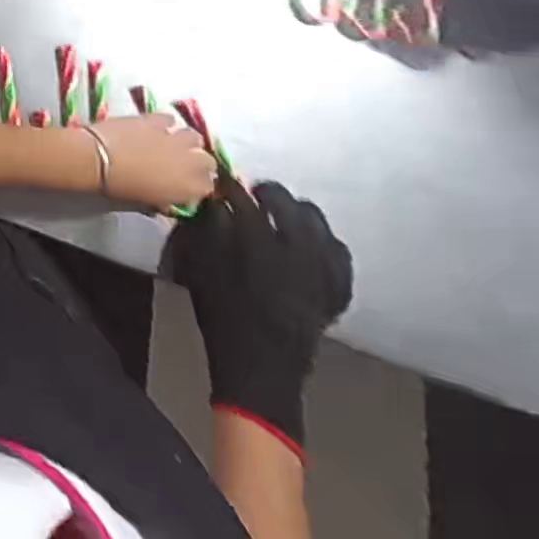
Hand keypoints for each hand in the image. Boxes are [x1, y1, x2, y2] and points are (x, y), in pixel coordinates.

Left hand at [86, 114, 215, 210]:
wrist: (97, 159)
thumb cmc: (118, 187)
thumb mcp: (145, 202)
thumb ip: (164, 199)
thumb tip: (167, 200)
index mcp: (190, 187)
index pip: (208, 186)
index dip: (197, 183)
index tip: (186, 181)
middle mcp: (191, 162)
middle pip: (207, 160)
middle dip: (196, 161)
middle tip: (180, 162)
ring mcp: (175, 139)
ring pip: (193, 137)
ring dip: (185, 140)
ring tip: (170, 142)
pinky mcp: (156, 120)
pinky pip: (169, 119)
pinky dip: (164, 123)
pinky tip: (155, 127)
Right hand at [165, 179, 352, 451]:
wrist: (260, 362)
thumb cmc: (220, 312)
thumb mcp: (200, 269)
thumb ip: (206, 232)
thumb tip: (209, 202)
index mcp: (258, 246)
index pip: (243, 200)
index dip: (229, 185)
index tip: (219, 177)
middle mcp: (298, 252)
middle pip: (289, 205)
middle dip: (268, 193)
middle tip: (251, 192)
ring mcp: (324, 270)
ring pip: (319, 225)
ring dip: (298, 213)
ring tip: (281, 213)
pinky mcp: (338, 288)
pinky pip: (338, 253)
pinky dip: (323, 240)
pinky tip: (310, 241)